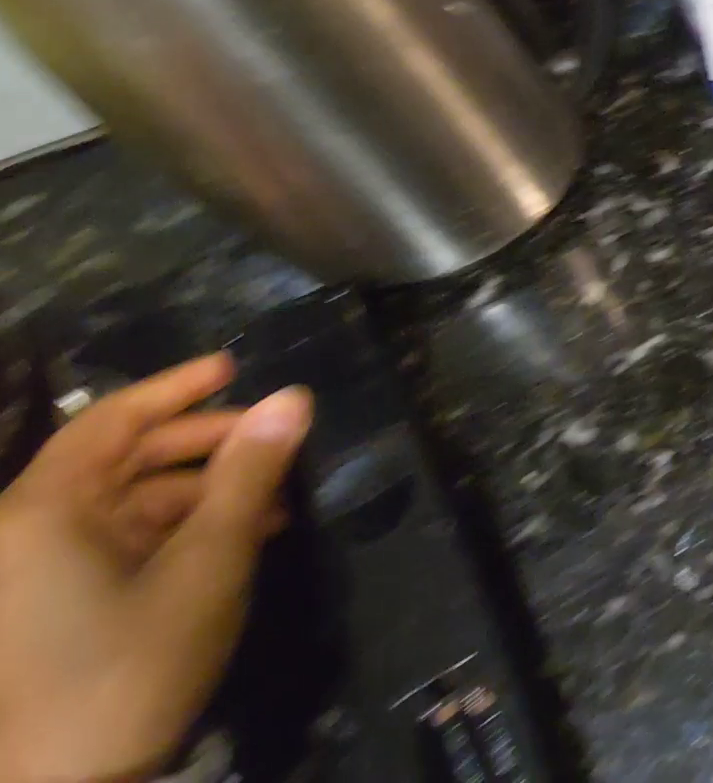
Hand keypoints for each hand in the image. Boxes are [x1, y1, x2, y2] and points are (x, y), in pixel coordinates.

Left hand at [0, 353, 310, 781]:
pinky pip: (125, 537)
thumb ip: (250, 474)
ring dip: (206, 488)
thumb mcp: (210, 561)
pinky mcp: (56, 600)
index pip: (108, 421)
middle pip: (123, 457)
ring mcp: (38, 569)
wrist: (71, 779)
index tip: (235, 365)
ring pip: (131, 498)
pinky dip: (185, 524)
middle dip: (205, 441)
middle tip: (276, 435)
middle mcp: (27, 530)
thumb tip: (292, 397)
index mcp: (41, 512)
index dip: (174, 387)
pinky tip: (244, 534)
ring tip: (276, 496)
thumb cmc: (135, 659)